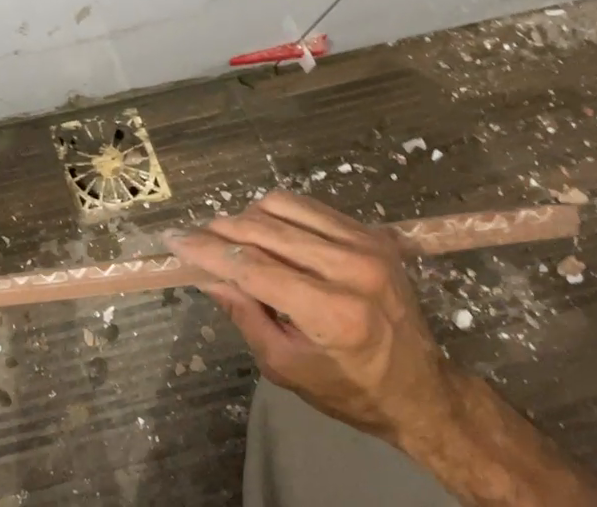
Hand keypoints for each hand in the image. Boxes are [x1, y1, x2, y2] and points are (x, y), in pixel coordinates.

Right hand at [163, 191, 454, 440]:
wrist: (423, 390)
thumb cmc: (349, 389)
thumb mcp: (285, 365)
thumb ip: (244, 314)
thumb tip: (204, 274)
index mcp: (332, 313)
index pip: (252, 266)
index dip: (206, 251)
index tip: (173, 241)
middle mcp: (353, 270)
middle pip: (263, 229)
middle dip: (220, 231)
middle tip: (196, 239)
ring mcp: (367, 245)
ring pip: (282, 206)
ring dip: (247, 218)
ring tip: (234, 239)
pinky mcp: (374, 234)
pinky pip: (309, 206)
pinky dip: (278, 215)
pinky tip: (268, 234)